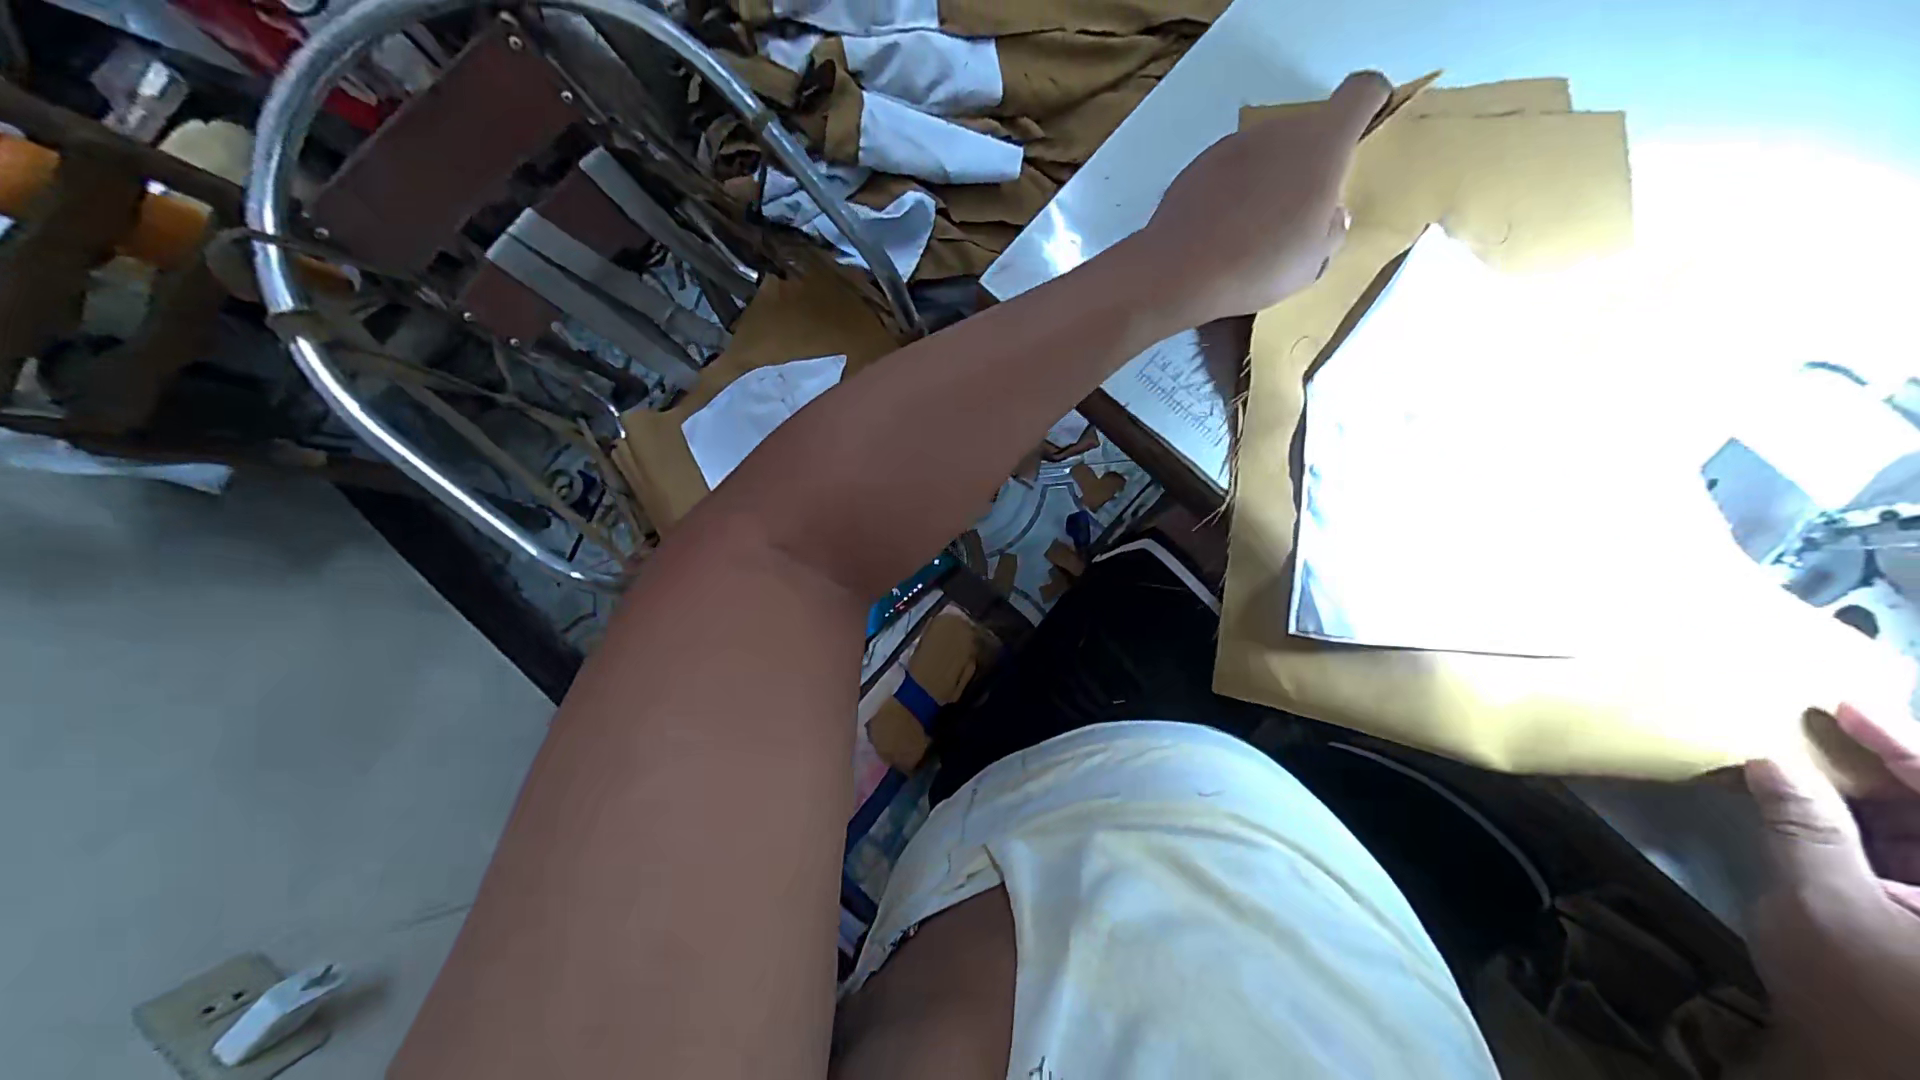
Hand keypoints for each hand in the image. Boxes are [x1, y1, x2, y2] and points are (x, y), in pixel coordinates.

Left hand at [1131, 70, 1390, 325]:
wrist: (1176, 272)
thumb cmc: (1258, 266)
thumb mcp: (1314, 260)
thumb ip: (1331, 227)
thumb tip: (1327, 213)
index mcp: (1322, 142)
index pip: (1363, 91)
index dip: (1372, 105)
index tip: (1365, 135)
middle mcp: (1278, 130)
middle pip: (1308, 129)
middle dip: (1312, 160)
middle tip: (1302, 211)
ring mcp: (1232, 144)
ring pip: (1266, 151)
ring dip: (1270, 177)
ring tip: (1255, 229)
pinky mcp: (1196, 166)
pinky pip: (1229, 171)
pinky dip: (1234, 191)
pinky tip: (1220, 231)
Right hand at [1744, 704, 1919, 1078]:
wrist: (1868, 1073)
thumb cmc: (1860, 995)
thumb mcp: (1822, 905)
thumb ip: (1803, 827)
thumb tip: (1772, 761)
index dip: (1901, 746)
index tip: (1839, 705)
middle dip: (1879, 765)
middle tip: (1811, 725)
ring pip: (1919, 829)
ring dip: (1862, 793)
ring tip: (1800, 756)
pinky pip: (1902, 853)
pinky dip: (1855, 823)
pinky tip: (1807, 801)